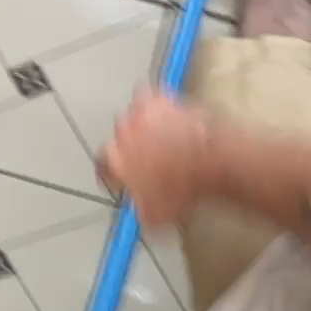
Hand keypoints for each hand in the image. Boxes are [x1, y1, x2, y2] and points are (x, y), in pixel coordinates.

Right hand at [100, 91, 214, 229]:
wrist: (208, 160)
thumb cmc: (181, 192)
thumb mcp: (156, 216)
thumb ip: (138, 207)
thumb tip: (137, 207)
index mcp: (115, 161)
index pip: (103, 164)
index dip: (114, 170)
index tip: (126, 177)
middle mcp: (120, 132)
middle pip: (119, 136)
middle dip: (130, 144)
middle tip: (147, 155)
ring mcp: (138, 111)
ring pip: (133, 113)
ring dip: (141, 121)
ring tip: (158, 131)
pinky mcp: (157, 96)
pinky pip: (148, 95)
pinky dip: (154, 102)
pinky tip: (165, 111)